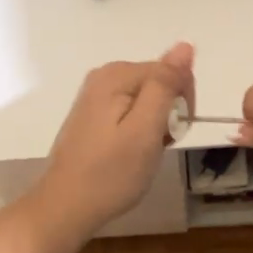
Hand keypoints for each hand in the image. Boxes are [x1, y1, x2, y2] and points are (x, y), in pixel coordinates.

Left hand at [30, 43, 194, 239]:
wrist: (67, 207)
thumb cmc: (111, 173)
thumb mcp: (146, 129)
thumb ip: (165, 85)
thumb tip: (185, 46)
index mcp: (116, 75)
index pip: (172, 71)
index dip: (183, 103)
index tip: (173, 133)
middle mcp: (103, 77)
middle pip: (158, 83)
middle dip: (168, 114)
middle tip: (157, 145)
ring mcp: (95, 97)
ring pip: (147, 101)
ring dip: (155, 126)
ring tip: (143, 153)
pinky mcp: (92, 117)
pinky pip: (130, 113)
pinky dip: (138, 132)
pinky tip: (130, 154)